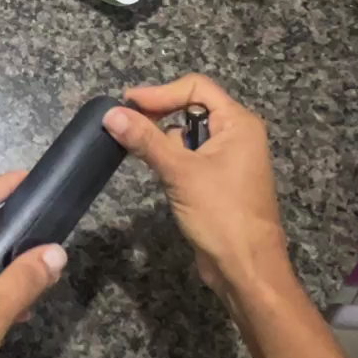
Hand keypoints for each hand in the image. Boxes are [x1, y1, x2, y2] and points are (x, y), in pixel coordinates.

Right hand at [104, 74, 289, 296]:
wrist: (246, 269)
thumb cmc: (221, 215)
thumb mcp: (179, 172)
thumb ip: (146, 139)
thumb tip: (112, 114)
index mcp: (238, 124)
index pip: (196, 88)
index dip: (160, 92)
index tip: (127, 103)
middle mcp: (237, 135)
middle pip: (191, 107)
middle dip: (159, 114)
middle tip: (126, 124)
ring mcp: (229, 159)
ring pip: (188, 134)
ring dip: (164, 139)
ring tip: (138, 148)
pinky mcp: (218, 181)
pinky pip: (190, 156)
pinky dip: (171, 158)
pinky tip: (156, 171)